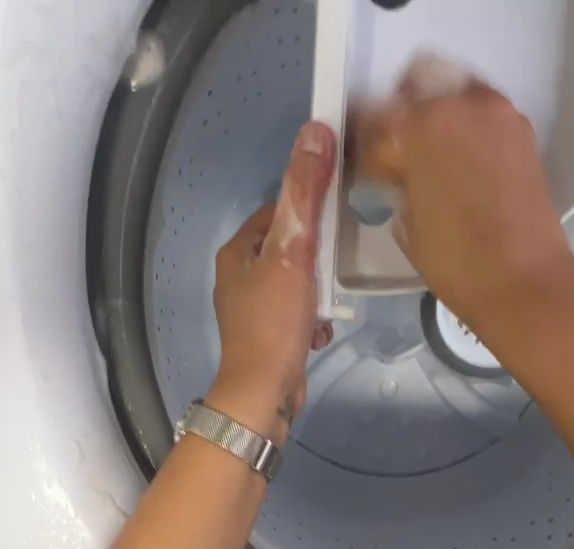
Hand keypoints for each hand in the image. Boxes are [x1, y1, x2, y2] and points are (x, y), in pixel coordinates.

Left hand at [209, 121, 337, 439]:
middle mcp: (238, 277)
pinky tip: (322, 330)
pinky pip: (297, 315)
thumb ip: (305, 194)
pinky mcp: (268, 337)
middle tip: (336, 268)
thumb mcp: (293, 252)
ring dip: (319, 292)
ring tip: (330, 303)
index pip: (278, 211)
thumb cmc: (274, 322)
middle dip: (318, 259)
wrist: (265, 393)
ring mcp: (252, 310)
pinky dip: (313, 319)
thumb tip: (315, 130)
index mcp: (237, 251)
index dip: (309, 212)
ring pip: (297, 284)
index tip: (335, 221)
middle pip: (290, 249)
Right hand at [350, 60, 573, 332]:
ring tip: (432, 156)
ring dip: (441, 118)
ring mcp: (498, 115)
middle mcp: (462, 105)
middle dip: (406, 117)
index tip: (366, 161)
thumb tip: (402, 178)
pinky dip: (469, 130)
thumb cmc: (456, 262)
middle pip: (421, 86)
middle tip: (398, 151)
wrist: (522, 280)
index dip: (369, 141)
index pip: (380, 118)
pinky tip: (461, 164)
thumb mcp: (409, 225)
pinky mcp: (523, 133)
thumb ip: (401, 187)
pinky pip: (485, 116)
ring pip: (457, 94)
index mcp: (421, 127)